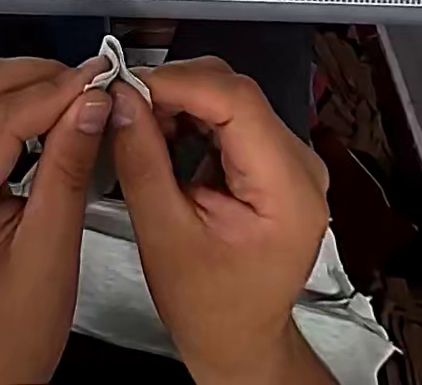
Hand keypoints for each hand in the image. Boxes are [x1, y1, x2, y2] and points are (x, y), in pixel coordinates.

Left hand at [0, 56, 112, 383]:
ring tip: (78, 94)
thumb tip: (92, 101)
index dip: (54, 91)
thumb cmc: (11, 332)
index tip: (100, 75)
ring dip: (29, 83)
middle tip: (93, 83)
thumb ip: (68, 168)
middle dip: (40, 77)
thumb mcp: (50, 253)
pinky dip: (17, 102)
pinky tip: (51, 111)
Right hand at [109, 56, 335, 384]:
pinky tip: (165, 133)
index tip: (128, 87)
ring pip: (228, 92)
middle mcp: (299, 161)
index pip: (237, 101)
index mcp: (286, 188)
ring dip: (179, 97)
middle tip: (127, 106)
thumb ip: (141, 160)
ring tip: (142, 124)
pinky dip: (190, 110)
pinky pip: (228, 110)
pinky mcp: (272, 154)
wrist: (241, 340)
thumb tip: (121, 95)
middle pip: (233, 90)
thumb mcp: (162, 235)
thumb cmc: (207, 304)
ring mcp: (289, 155)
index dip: (179, 82)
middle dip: (174, 87)